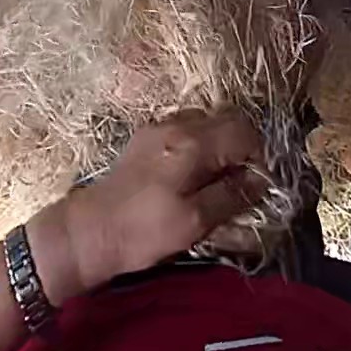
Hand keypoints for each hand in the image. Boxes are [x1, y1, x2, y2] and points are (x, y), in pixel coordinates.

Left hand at [25, 110, 265, 303]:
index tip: (258, 183)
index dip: (259, 155)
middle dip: (241, 147)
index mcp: (191, 143)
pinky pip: (185, 129)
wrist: (91, 229)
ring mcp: (159, 127)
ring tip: (218, 180)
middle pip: (225, 120)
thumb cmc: (144, 230)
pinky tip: (193, 175)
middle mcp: (176, 124)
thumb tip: (260, 180)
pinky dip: (199, 145)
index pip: (242, 131)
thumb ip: (230, 196)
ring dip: (220, 145)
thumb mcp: (194, 222)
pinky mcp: (146, 136)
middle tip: (242, 182)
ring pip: (206, 122)